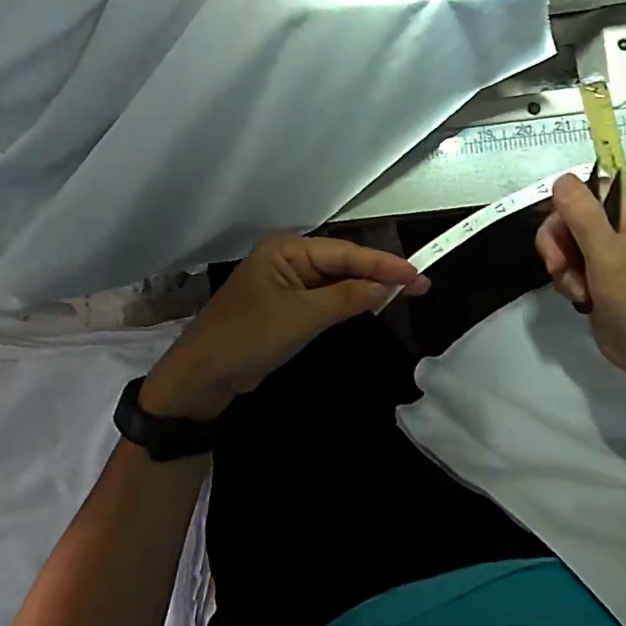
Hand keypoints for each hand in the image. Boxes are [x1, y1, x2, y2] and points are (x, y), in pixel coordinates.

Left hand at [140, 235, 427, 419]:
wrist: (204, 376)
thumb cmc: (247, 337)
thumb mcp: (300, 317)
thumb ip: (346, 298)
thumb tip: (388, 286)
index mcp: (286, 250)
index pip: (344, 253)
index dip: (382, 263)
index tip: (417, 272)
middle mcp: (289, 259)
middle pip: (344, 263)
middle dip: (380, 274)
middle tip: (420, 284)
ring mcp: (289, 282)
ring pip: (338, 280)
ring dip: (369, 287)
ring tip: (408, 291)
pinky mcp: (290, 305)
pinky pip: (328, 297)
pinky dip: (351, 301)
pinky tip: (375, 303)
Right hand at [534, 174, 625, 378]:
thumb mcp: (607, 254)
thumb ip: (582, 214)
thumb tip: (561, 178)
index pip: (591, 193)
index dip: (566, 209)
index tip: (554, 234)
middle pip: (574, 218)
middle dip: (561, 245)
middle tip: (559, 268)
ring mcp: (613, 254)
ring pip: (568, 243)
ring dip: (564, 267)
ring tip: (578, 290)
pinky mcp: (601, 277)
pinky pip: (572, 265)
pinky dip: (569, 280)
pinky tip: (581, 298)